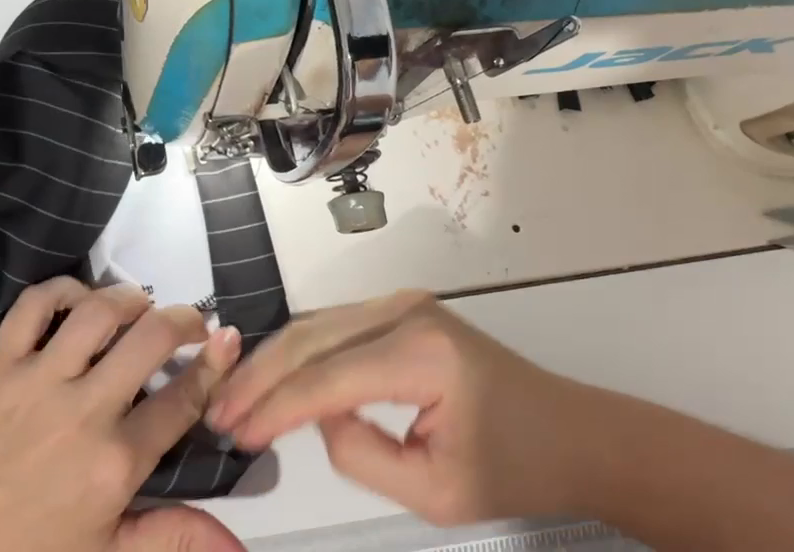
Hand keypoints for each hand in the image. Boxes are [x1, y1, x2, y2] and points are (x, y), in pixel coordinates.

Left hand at [0, 278, 245, 551]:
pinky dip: (63, 288)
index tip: (228, 340)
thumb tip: (239, 548)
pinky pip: (34, 306)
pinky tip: (79, 296)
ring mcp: (38, 379)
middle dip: (182, 320)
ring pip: (97, 313)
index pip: (181, 401)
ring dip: (129, 298)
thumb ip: (172, 537)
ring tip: (141, 303)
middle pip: (149, 340)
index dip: (213, 365)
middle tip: (192, 319)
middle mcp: (84, 410)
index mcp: (115, 461)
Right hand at [206, 290, 591, 526]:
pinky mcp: (398, 309)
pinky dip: (297, 354)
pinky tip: (272, 378)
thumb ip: (360, 454)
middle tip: (219, 414)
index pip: (326, 377)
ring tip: (234, 399)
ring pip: (313, 324)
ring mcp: (401, 303)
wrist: (574, 434)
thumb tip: (314, 417)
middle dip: (258, 377)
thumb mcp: (436, 491)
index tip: (235, 434)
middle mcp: (405, 312)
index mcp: (421, 354)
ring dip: (270, 362)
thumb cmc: (515, 469)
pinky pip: (332, 327)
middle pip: (309, 336)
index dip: (274, 407)